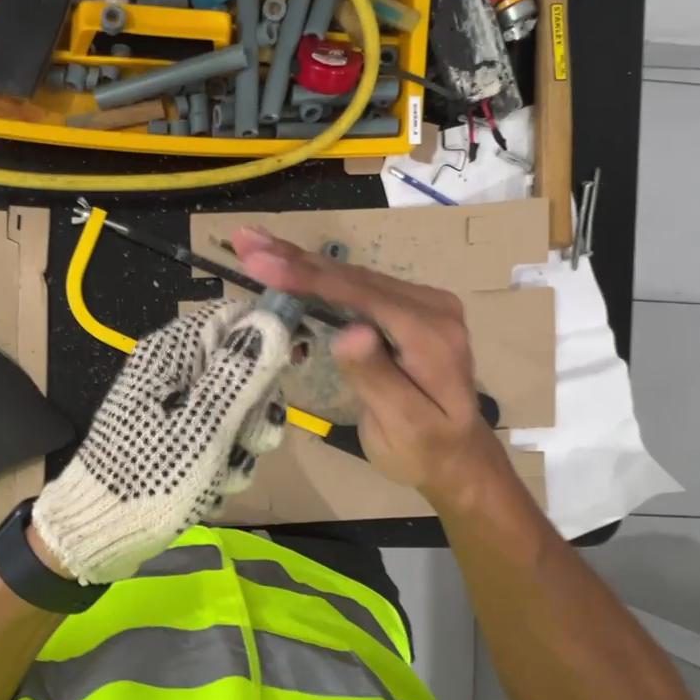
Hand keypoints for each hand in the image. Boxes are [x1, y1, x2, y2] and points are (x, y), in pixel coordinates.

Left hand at [32, 298, 290, 583]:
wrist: (101, 535)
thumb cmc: (151, 476)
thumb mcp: (205, 426)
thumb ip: (242, 372)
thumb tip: (273, 318)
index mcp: (173, 353)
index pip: (234, 319)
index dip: (269, 338)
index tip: (294, 366)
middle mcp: (173, 373)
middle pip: (243, 371)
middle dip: (256, 412)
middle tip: (246, 442)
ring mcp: (172, 411)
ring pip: (236, 416)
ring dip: (238, 451)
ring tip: (217, 477)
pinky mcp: (172, 443)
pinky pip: (216, 446)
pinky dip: (217, 469)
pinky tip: (204, 492)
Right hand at [232, 226, 504, 507]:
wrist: (455, 458)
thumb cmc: (425, 450)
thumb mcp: (403, 423)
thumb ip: (377, 377)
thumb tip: (349, 333)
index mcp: (432, 333)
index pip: (363, 297)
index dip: (310, 279)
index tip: (262, 265)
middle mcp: (430, 307)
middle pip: (353, 278)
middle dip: (294, 259)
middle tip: (245, 241)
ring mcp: (418, 305)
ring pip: (351, 278)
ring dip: (299, 261)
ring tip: (254, 246)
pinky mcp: (403, 311)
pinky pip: (355, 289)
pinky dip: (316, 277)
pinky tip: (285, 264)